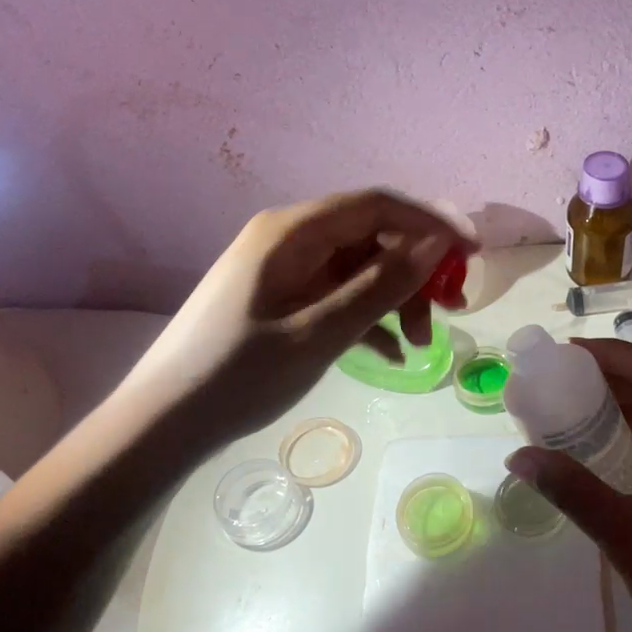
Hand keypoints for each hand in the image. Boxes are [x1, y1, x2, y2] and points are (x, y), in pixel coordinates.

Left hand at [112, 189, 473, 449]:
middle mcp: (290, 241)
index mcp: (292, 232)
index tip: (472, 254)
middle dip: (417, 270)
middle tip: (451, 310)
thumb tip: (437, 245)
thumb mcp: (319, 332)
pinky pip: (339, 296)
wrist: (159, 427)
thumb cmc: (237, 375)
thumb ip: (381, 286)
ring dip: (397, 299)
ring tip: (420, 344)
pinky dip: (369, 318)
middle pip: (373, 237)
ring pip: (360, 269)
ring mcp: (285, 272)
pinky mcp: (282, 302)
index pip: (378, 205)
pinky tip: (389, 355)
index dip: (431, 222)